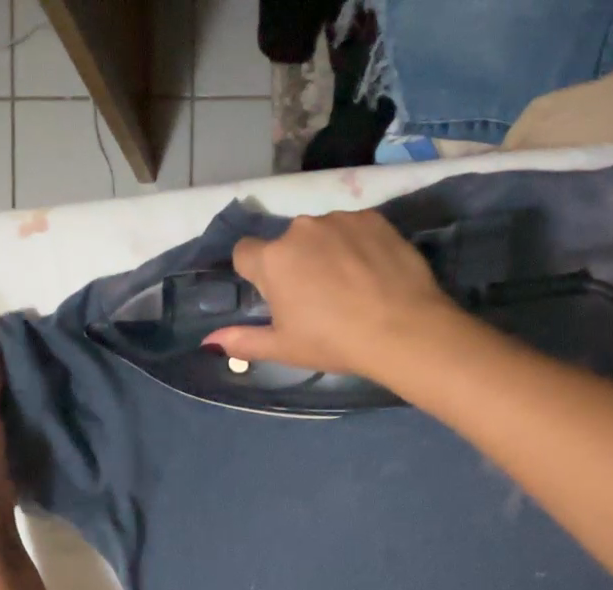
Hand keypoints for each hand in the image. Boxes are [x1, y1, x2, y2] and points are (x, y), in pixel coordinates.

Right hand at [202, 211, 461, 375]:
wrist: (403, 329)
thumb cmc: (335, 342)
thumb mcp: (285, 348)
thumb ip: (244, 340)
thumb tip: (208, 342)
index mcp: (273, 259)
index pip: (245, 253)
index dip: (256, 275)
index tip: (276, 296)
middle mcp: (301, 229)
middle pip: (287, 244)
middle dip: (296, 264)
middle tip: (320, 300)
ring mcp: (340, 219)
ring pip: (322, 234)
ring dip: (328, 252)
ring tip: (352, 286)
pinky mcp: (374, 217)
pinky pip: (355, 228)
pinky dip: (358, 245)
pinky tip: (374, 273)